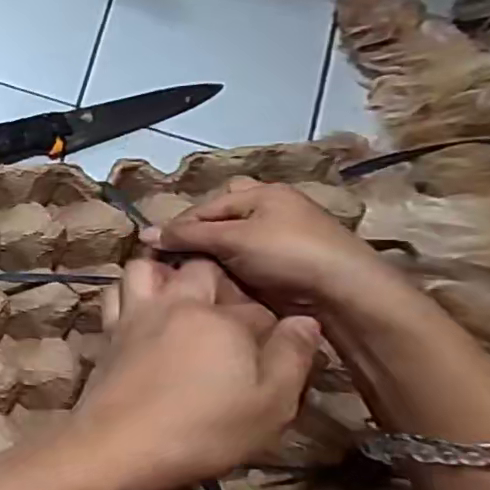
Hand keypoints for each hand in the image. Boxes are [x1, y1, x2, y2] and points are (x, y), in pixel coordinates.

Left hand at [56, 256, 320, 489]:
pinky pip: (115, 291)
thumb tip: (304, 321)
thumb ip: (291, 359)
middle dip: (222, 284)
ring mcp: (136, 312)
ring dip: (165, 275)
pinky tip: (140, 310)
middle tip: (229, 318)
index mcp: (222, 319)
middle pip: (203, 269)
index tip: (274, 350)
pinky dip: (128, 290)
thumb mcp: (270, 407)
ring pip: (147, 267)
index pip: (258, 308)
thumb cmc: (202, 430)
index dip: (272, 327)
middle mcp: (176, 303)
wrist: (118, 442)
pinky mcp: (108, 329)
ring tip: (180, 301)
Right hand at [141, 177, 399, 314]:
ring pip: (227, 248)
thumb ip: (187, 236)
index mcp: (261, 194)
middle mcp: (269, 212)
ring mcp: (277, 241)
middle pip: (216, 225)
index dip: (177, 228)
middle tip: (171, 265)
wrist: (345, 295)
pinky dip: (226, 276)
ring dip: (209, 262)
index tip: (151, 251)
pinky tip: (211, 289)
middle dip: (194, 243)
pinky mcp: (282, 269)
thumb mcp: (232, 239)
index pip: (204, 207)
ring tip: (186, 279)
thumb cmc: (288, 254)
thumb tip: (144, 234)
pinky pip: (241, 267)